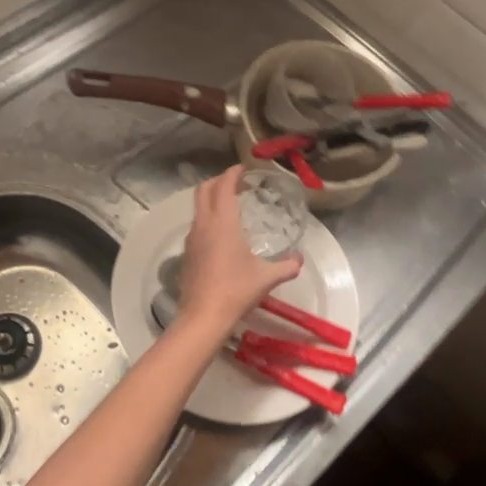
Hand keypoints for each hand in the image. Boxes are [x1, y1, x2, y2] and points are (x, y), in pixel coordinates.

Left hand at [174, 166, 302, 335]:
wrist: (203, 316)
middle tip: (234, 182)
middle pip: (204, 190)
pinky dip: (206, 219)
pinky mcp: (187, 253)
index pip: (224, 186)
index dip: (232, 173)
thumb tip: (299, 259)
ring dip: (210, 200)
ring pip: (197, 208)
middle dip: (218, 181)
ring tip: (228, 206)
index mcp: (223, 222)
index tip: (243, 169)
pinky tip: (219, 234)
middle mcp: (204, 224)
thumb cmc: (236, 290)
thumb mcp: (267, 277)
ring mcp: (192, 238)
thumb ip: (287, 266)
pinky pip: (195, 226)